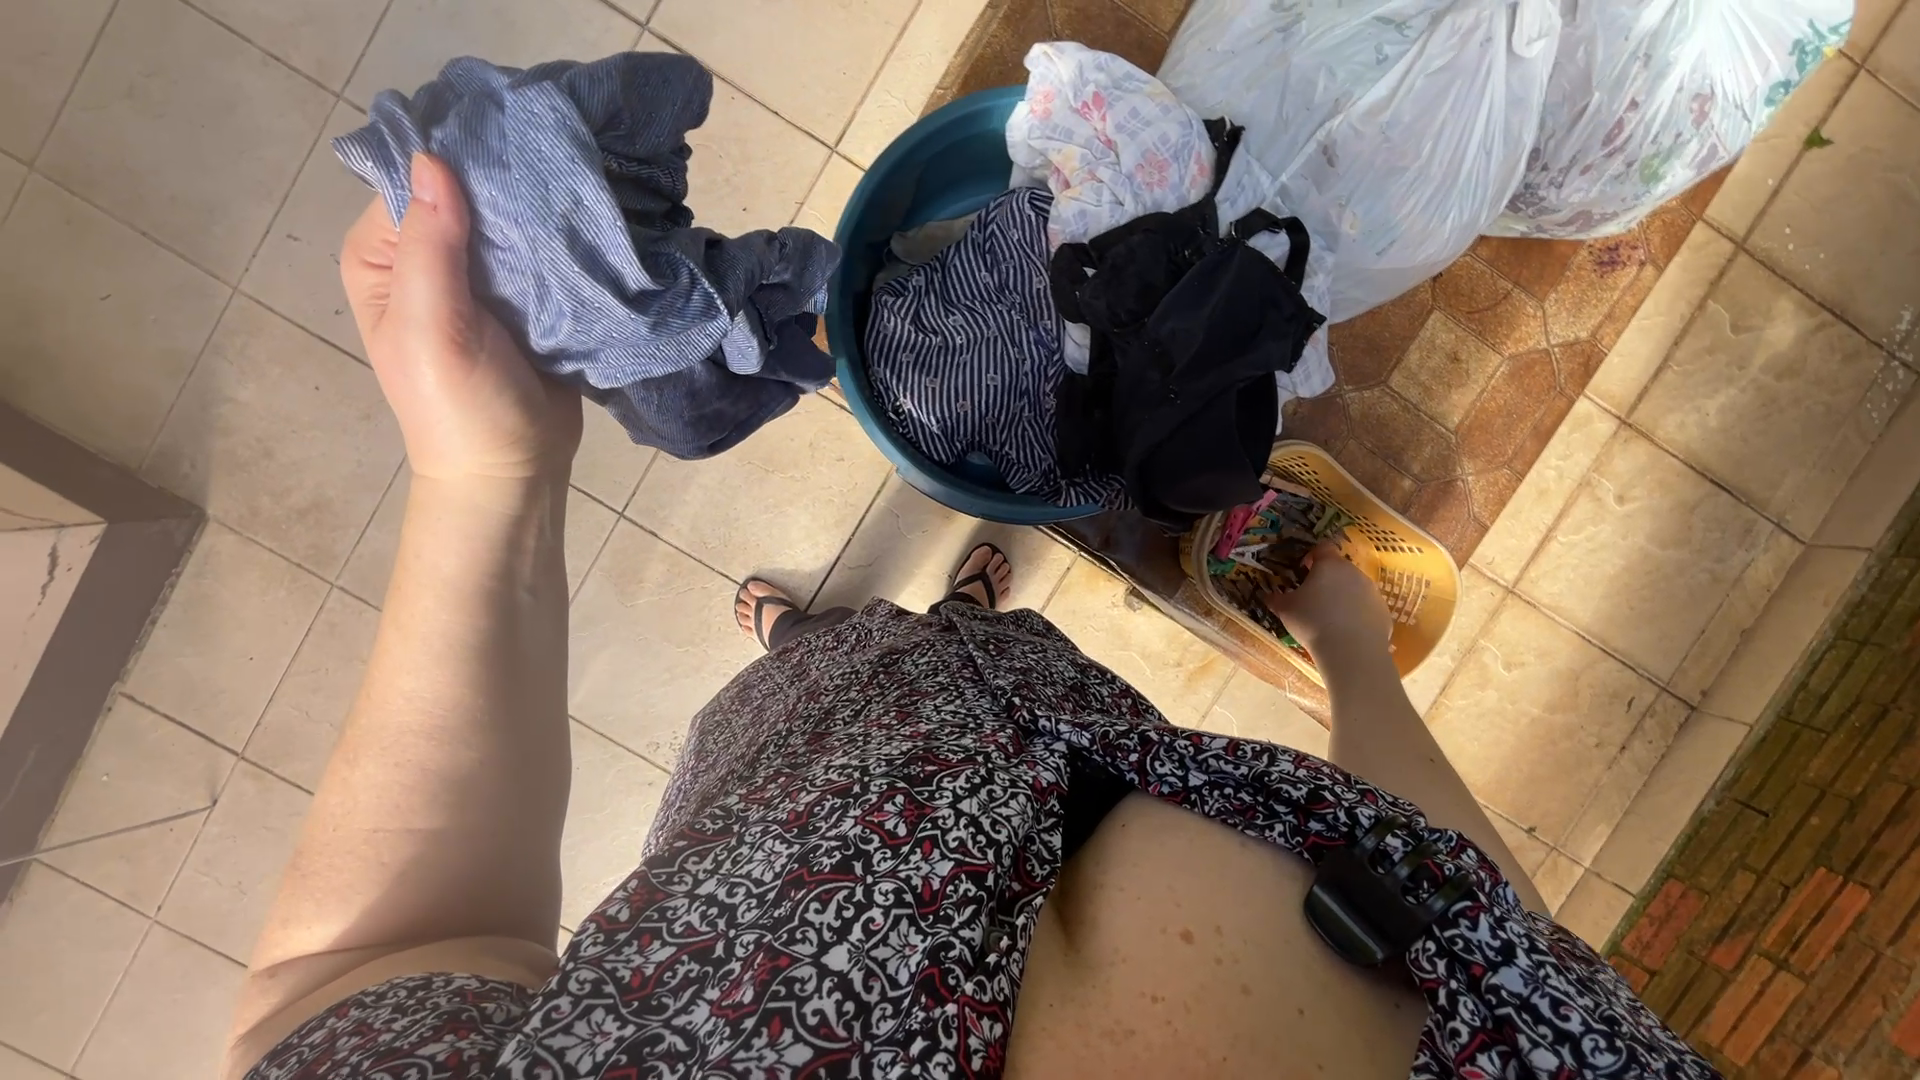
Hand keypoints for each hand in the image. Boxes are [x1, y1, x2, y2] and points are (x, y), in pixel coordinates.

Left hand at [341, 153, 579, 483]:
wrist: (516, 471)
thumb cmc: (459, 407)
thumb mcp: (431, 326)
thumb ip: (431, 248)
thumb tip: (433, 160)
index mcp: (388, 260)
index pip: (414, 187)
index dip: (456, 167)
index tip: (509, 153)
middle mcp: (433, 264)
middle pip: (469, 203)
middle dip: (508, 191)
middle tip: (558, 176)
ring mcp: (487, 287)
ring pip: (513, 231)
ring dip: (544, 222)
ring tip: (581, 205)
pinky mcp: (533, 308)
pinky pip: (548, 264)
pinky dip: (566, 254)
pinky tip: (590, 240)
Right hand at [1262, 541, 1392, 661]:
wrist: (1351, 650)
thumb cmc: (1312, 621)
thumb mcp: (1285, 609)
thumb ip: (1275, 598)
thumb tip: (1266, 595)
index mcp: (1329, 565)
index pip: (1322, 548)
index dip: (1312, 555)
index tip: (1303, 568)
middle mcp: (1354, 572)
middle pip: (1340, 568)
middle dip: (1327, 578)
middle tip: (1313, 596)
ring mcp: (1372, 592)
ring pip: (1355, 587)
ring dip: (1343, 595)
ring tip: (1330, 617)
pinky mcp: (1383, 611)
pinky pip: (1366, 607)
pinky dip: (1357, 614)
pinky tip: (1346, 631)